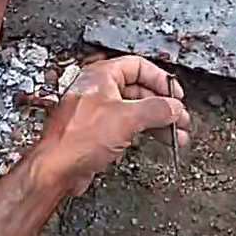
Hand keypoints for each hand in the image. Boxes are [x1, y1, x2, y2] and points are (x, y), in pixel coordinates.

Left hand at [31, 56, 190, 194]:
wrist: (56, 168)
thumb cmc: (78, 139)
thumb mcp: (127, 118)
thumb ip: (156, 109)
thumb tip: (174, 107)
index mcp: (100, 76)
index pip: (138, 66)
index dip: (160, 79)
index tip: (176, 94)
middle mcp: (97, 91)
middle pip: (139, 91)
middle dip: (163, 106)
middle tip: (180, 120)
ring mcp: (95, 113)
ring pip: (133, 112)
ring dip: (157, 123)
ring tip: (176, 137)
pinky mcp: (95, 133)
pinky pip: (124, 128)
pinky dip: (142, 134)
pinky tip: (155, 143)